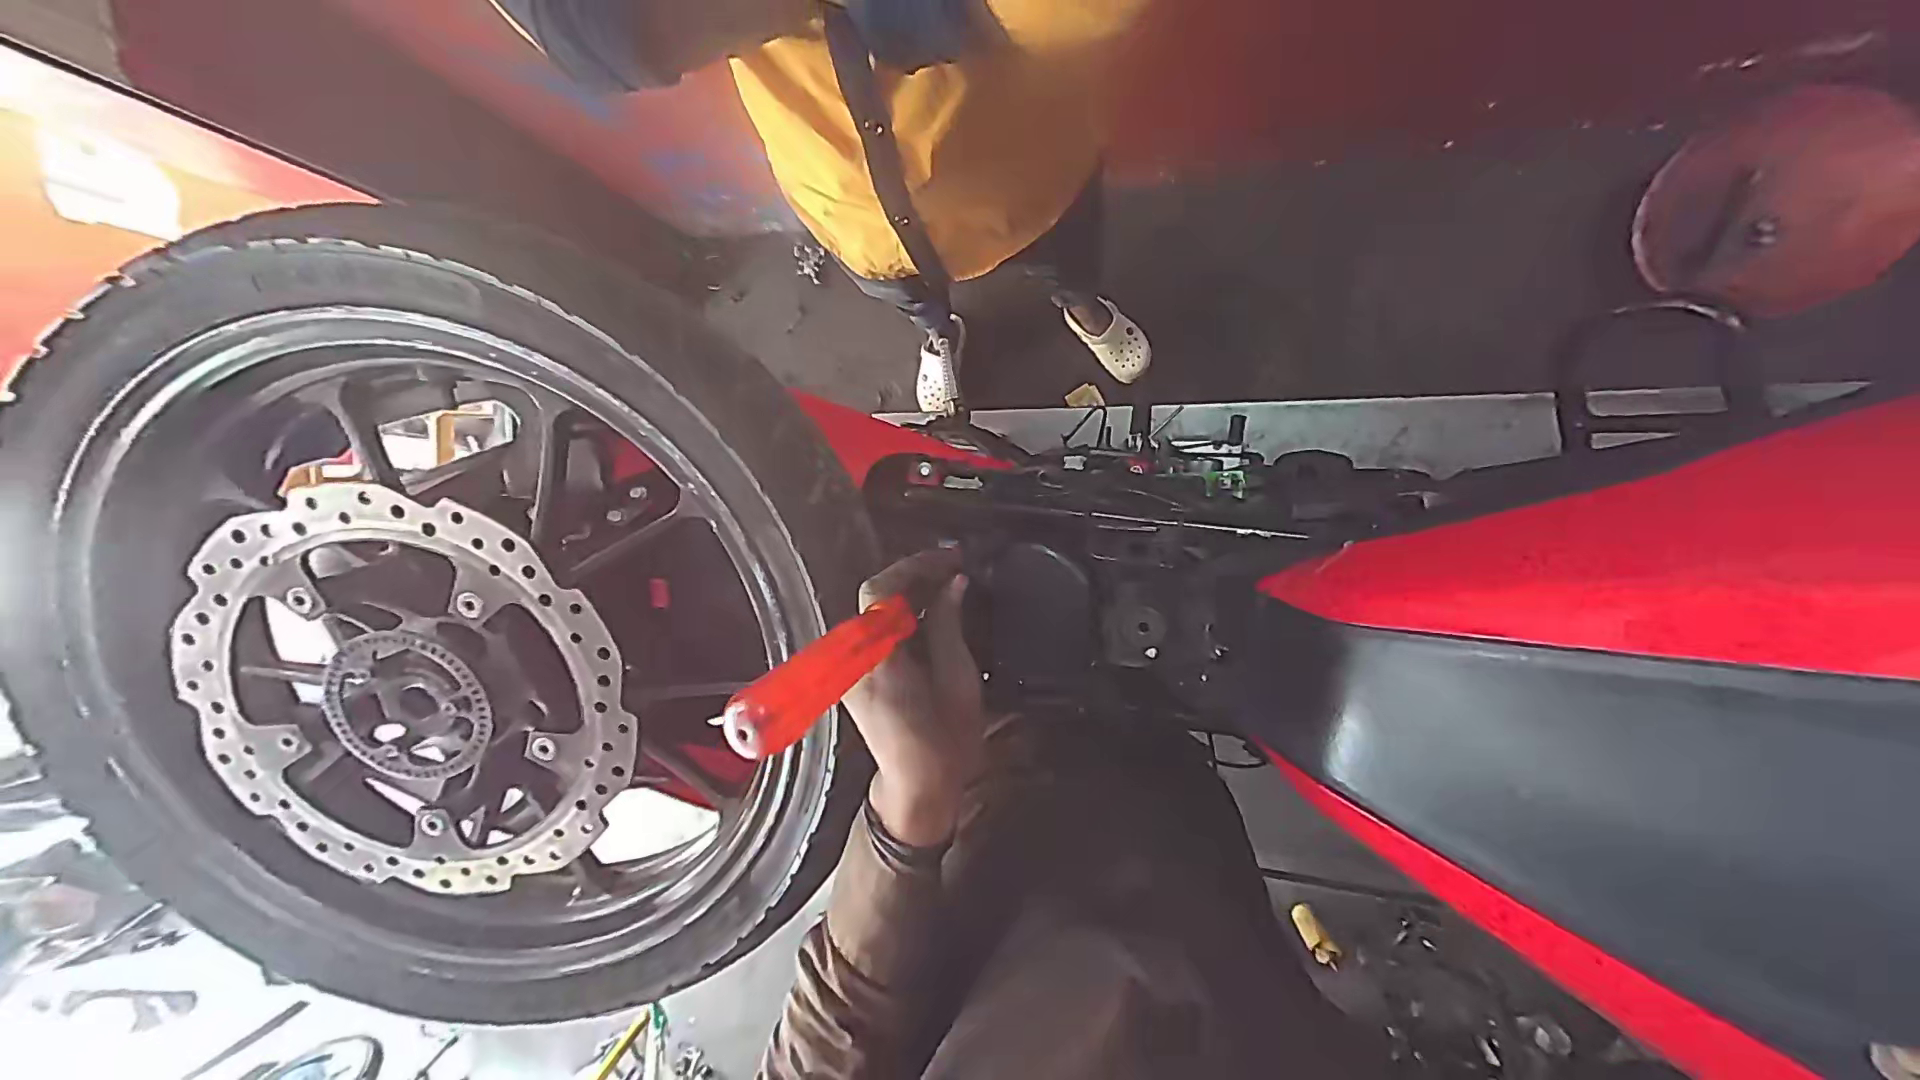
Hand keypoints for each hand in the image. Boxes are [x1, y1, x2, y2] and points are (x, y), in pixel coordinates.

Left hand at [841, 548, 984, 845]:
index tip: (949, 558)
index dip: (914, 566)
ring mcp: (849, 667)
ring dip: (909, 591)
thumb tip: (953, 584)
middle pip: (874, 597)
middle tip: (954, 565)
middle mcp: (853, 659)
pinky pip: (874, 630)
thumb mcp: (958, 679)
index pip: (879, 592)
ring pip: (874, 611)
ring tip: (948, 580)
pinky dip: (900, 613)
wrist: (918, 787)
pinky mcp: (854, 674)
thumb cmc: (945, 741)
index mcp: (877, 660)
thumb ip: (948, 624)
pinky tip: (929, 608)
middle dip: (914, 575)